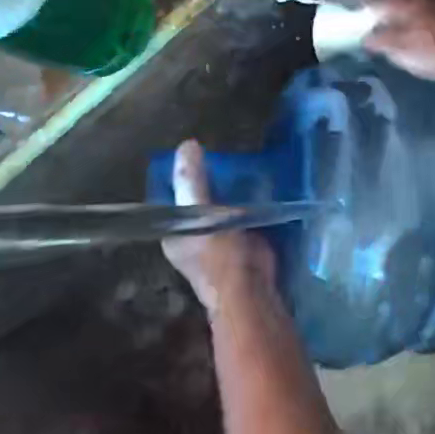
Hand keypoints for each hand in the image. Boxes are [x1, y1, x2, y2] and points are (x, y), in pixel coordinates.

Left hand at [163, 140, 273, 313]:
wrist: (250, 288)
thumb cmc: (217, 255)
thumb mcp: (201, 214)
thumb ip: (192, 182)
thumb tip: (187, 144)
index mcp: (174, 228)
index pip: (173, 193)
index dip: (183, 172)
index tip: (199, 148)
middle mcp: (192, 231)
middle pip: (199, 195)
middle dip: (211, 175)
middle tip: (227, 148)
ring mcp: (219, 234)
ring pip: (222, 200)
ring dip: (232, 183)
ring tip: (246, 155)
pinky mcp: (244, 235)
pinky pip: (243, 207)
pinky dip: (250, 194)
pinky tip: (261, 176)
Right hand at [362, 0, 434, 84]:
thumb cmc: (432, 52)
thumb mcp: (399, 49)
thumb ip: (379, 41)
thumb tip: (364, 38)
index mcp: (403, 3)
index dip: (360, 6)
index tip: (349, 14)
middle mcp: (418, 0)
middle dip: (377, 7)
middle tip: (364, 20)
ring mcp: (434, 9)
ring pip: (406, 7)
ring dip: (393, 14)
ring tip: (382, 29)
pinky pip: (417, 16)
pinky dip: (407, 22)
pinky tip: (406, 35)